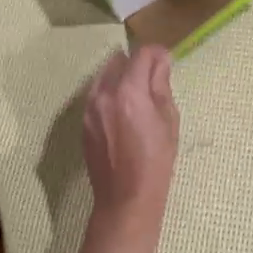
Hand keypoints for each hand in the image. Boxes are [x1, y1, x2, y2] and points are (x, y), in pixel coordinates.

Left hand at [81, 44, 179, 226]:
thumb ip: (161, 86)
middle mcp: (103, 94)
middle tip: (154, 77)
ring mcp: (89, 108)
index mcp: (128, 92)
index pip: (141, 54)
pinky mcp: (83, 121)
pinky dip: (110, 91)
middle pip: (119, 60)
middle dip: (137, 62)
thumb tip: (161, 62)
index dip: (157, 53)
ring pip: (104, 75)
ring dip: (122, 76)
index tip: (167, 61)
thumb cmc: (156, 161)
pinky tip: (124, 109)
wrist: (125, 199)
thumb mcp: (168, 121)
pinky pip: (96, 93)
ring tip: (138, 93)